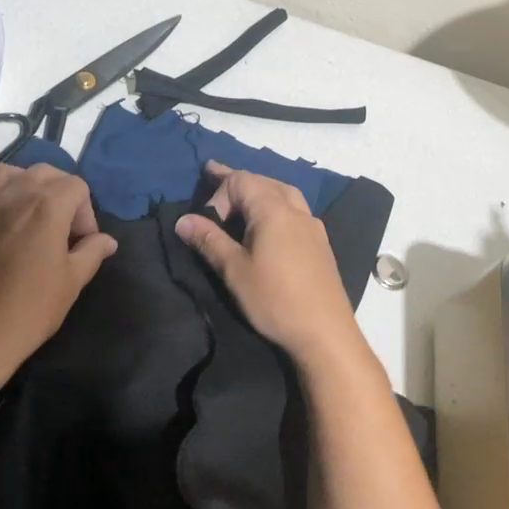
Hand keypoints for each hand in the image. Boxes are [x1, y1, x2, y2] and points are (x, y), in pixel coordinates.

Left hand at [0, 164, 117, 386]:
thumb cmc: (29, 309)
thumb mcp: (71, 282)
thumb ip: (91, 252)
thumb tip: (107, 240)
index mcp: (46, 205)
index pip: (76, 185)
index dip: (86, 212)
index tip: (82, 242)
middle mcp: (13, 193)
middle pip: (45, 173)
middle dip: (61, 193)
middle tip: (62, 228)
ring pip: (10, 173)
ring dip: (26, 186)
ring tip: (30, 216)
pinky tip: (3, 226)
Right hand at [174, 161, 365, 363]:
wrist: (325, 332)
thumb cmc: (275, 299)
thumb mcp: (234, 270)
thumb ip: (209, 240)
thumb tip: (183, 220)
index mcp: (274, 210)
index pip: (241, 180)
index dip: (218, 192)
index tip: (204, 221)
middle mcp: (296, 209)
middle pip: (263, 181)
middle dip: (237, 182)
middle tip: (213, 177)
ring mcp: (312, 226)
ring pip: (283, 193)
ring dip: (259, 191)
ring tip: (240, 198)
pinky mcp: (320, 243)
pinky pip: (295, 210)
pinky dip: (276, 206)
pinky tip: (270, 225)